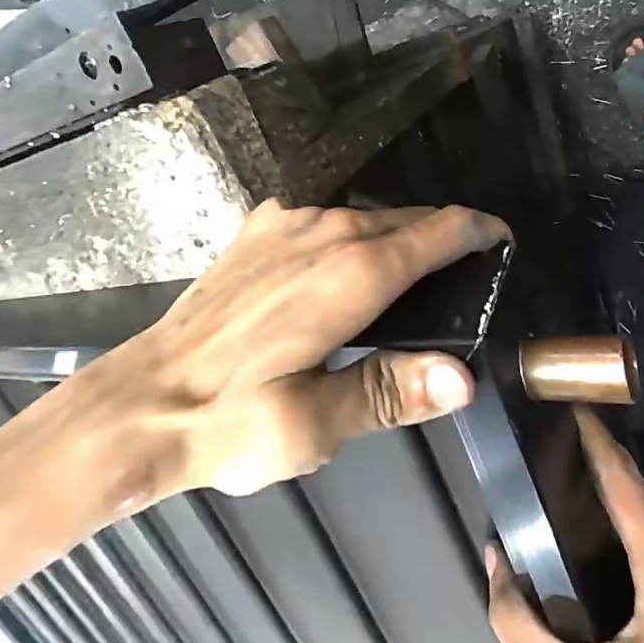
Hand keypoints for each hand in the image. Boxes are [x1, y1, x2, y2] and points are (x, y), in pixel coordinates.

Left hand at [96, 199, 509, 497]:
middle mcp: (324, 232)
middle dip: (445, 237)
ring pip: (369, 216)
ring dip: (401, 237)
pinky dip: (355, 237)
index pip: (438, 231)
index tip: (502, 241)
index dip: (479, 230)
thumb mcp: (314, 426)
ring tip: (415, 280)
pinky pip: (329, 220)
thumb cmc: (230, 420)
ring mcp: (288, 222)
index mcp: (350, 274)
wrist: (141, 399)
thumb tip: (462, 376)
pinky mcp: (261, 227)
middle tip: (466, 275)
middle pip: (408, 218)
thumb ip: (389, 393)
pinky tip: (346, 274)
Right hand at [487, 408, 643, 642]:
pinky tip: (609, 502)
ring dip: (620, 479)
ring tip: (577, 456)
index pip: (628, 488)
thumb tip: (494, 557)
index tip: (571, 404)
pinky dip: (636, 504)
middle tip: (560, 429)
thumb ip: (513, 618)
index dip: (597, 442)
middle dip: (604, 455)